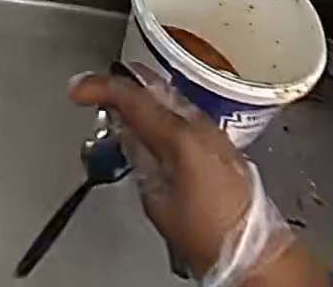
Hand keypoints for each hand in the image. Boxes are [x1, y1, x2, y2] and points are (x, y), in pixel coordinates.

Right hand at [69, 71, 325, 286]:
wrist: (255, 251)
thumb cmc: (206, 234)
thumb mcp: (158, 201)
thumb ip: (138, 158)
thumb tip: (124, 131)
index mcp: (179, 135)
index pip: (132, 97)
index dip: (100, 87)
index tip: (77, 88)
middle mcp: (197, 121)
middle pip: (152, 85)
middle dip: (121, 82)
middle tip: (95, 91)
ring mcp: (210, 126)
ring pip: (167, 94)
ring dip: (140, 94)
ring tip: (116, 105)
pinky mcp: (217, 136)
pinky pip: (180, 108)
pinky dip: (158, 106)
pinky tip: (147, 121)